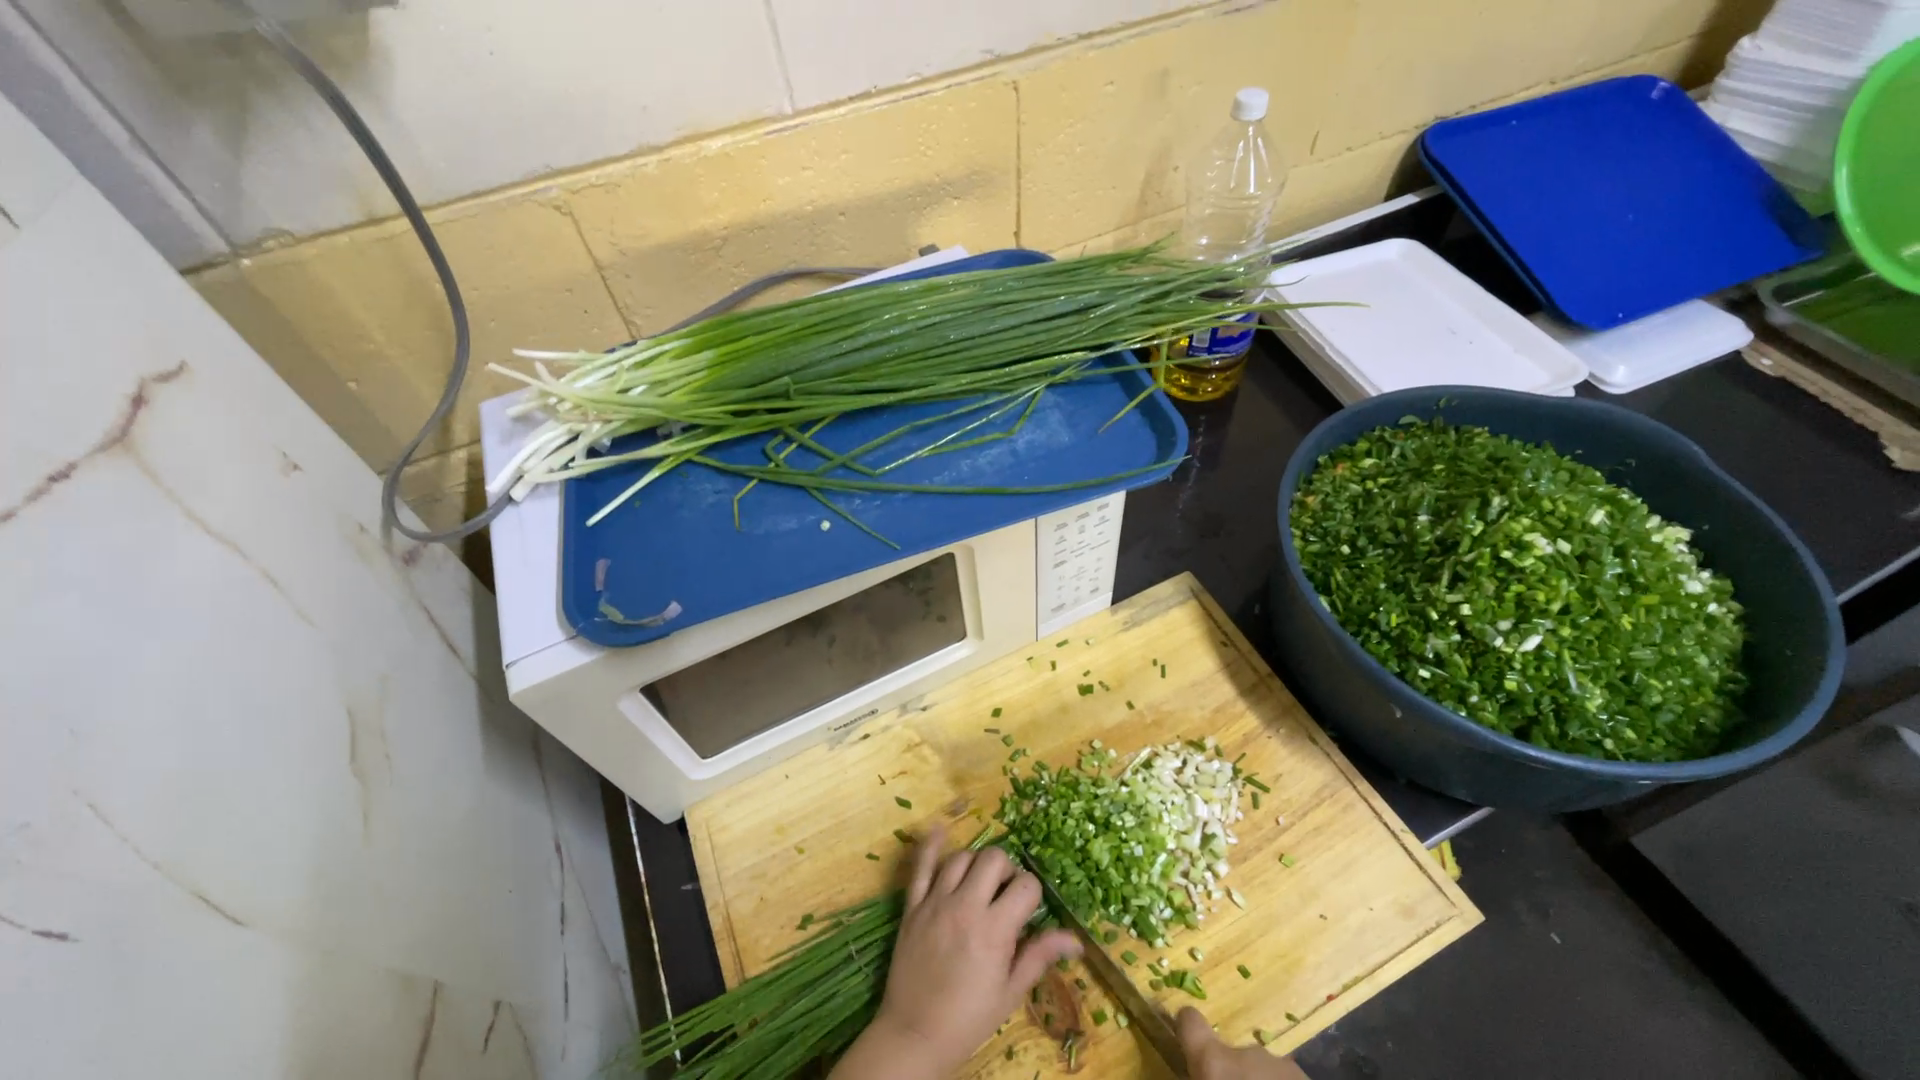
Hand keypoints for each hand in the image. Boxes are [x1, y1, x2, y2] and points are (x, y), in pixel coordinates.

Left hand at [830, 826, 1079, 1079]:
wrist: (915, 1034)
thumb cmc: (969, 1017)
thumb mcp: (1010, 991)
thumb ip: (1039, 956)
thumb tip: (1075, 939)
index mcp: (994, 929)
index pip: (1025, 886)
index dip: (1033, 894)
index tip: (1029, 910)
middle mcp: (965, 906)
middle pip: (993, 859)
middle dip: (1007, 871)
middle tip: (1006, 894)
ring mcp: (935, 903)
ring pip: (961, 858)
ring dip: (976, 864)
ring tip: (981, 883)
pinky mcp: (912, 907)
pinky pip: (920, 867)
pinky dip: (929, 846)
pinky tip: (939, 830)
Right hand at [1177, 1007, 1311, 1079]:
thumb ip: (1201, 1076)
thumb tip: (1196, 1074)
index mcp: (1214, 1062)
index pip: (1189, 1022)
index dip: (1186, 1026)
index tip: (1184, 1033)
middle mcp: (1247, 1054)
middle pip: (1230, 1055)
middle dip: (1231, 1075)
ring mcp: (1281, 1065)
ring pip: (1261, 1070)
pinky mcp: (1306, 1077)